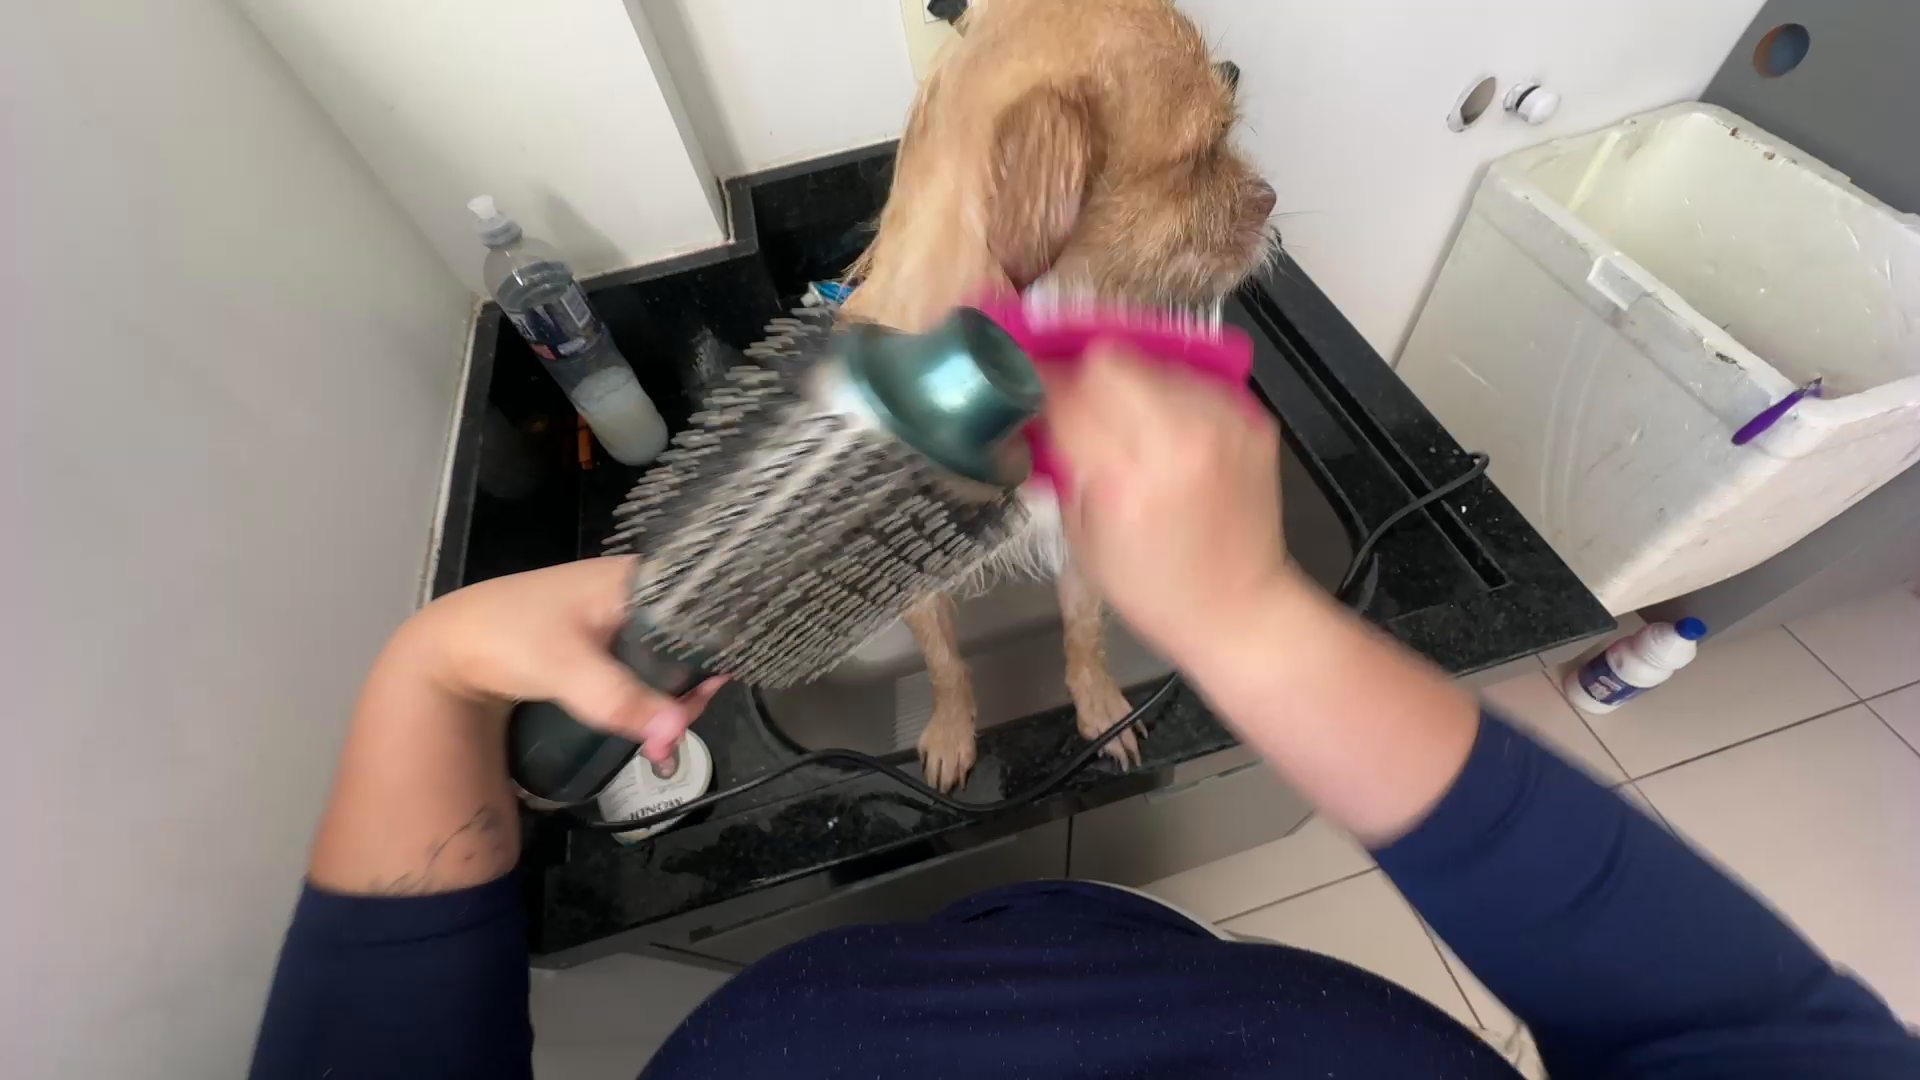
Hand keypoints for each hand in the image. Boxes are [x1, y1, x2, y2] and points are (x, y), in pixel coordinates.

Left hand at [396, 556, 724, 764]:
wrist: (444, 645)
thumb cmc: (506, 636)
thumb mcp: (566, 668)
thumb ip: (622, 700)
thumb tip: (674, 735)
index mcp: (638, 580)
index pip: (701, 608)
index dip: (716, 650)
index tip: (712, 692)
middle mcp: (638, 592)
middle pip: (688, 638)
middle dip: (690, 687)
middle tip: (677, 732)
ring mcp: (621, 615)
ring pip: (668, 656)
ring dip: (671, 697)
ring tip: (663, 738)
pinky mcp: (606, 638)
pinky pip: (646, 664)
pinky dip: (651, 693)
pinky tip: (652, 720)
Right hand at [1043, 346, 1298, 660]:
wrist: (1238, 607)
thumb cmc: (1148, 587)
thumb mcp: (1081, 537)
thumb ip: (1062, 467)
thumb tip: (1044, 415)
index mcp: (1125, 478)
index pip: (1067, 398)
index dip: (1039, 386)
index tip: (1027, 388)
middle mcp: (1178, 439)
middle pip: (1109, 363)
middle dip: (1081, 377)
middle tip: (1073, 400)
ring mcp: (1222, 424)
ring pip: (1152, 362)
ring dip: (1127, 383)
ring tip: (1125, 421)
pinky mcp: (1252, 421)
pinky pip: (1193, 381)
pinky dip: (1169, 396)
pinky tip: (1166, 432)